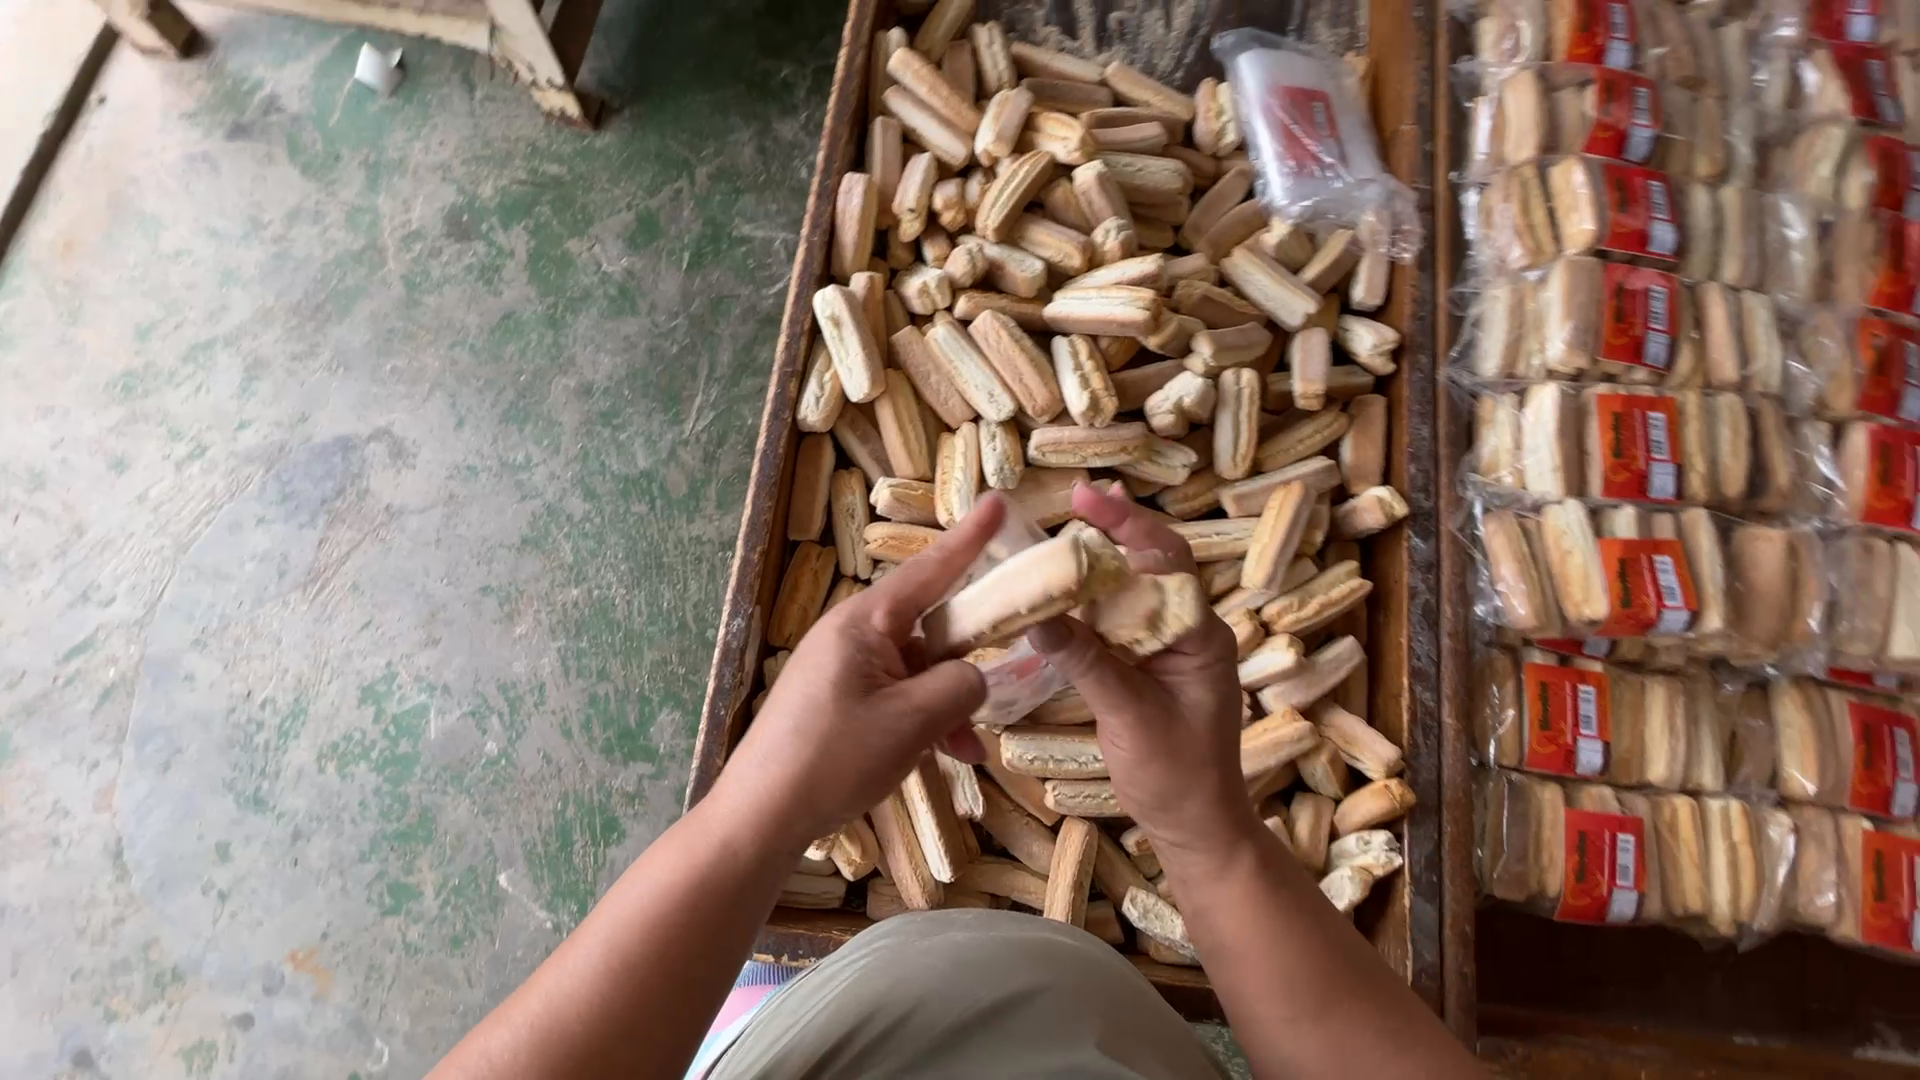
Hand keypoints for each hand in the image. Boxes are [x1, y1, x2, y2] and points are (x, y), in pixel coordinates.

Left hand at [710, 495, 1007, 850]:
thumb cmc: (834, 759)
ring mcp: (845, 668)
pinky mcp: (841, 700)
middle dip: (968, 652)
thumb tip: (972, 676)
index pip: (929, 569)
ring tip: (969, 748)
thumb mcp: (912, 723)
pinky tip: (947, 756)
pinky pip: (897, 695)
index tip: (998, 502)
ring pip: (918, 669)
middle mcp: (853, 634)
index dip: (969, 538)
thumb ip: (959, 686)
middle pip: (929, 624)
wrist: (760, 818)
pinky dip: (925, 719)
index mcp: (864, 622)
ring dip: (948, 702)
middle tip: (1010, 655)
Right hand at [1027, 483, 1259, 863]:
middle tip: (1069, 506)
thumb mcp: (1131, 717)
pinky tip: (1055, 599)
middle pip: (1147, 567)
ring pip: (1126, 594)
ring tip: (1052, 545)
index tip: (1089, 498)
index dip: (1130, 525)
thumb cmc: (1177, 774)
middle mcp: (1184, 630)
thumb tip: (1037, 618)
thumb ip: (1087, 664)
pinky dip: (1083, 609)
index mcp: (1200, 635)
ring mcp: (1162, 647)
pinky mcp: (1141, 665)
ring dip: (1092, 570)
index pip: (1168, 562)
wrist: (1193, 825)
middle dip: (1110, 535)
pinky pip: (1112, 624)